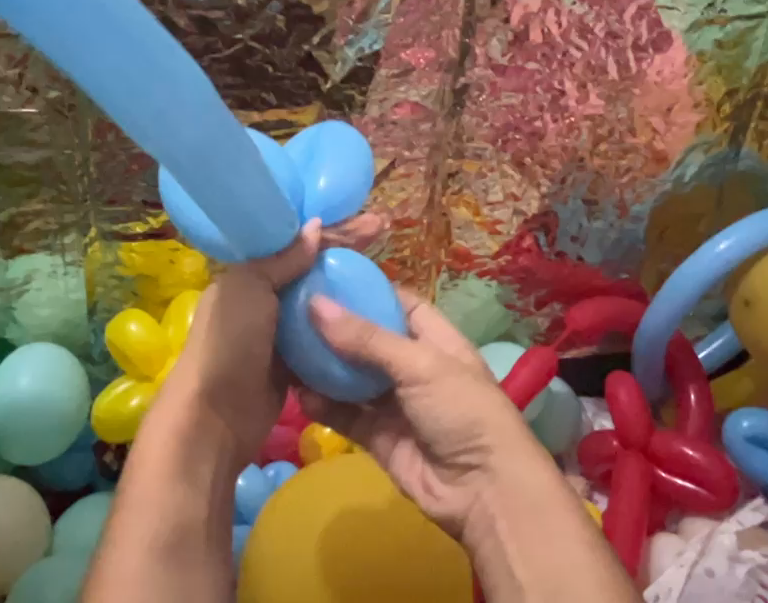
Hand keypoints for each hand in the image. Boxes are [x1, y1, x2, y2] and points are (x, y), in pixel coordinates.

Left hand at [160, 214, 384, 464]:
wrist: (215, 419)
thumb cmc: (228, 344)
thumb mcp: (250, 288)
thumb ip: (283, 259)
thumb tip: (316, 228)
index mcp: (248, 274)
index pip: (295, 241)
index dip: (332, 230)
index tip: (369, 222)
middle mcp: (263, 298)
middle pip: (312, 267)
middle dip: (346, 250)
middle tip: (383, 233)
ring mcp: (279, 332)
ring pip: (320, 302)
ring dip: (349, 287)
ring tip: (385, 273)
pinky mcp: (294, 364)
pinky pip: (323, 338)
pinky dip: (344, 326)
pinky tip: (373, 317)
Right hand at [298, 287, 552, 542]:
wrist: (484, 491)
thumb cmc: (463, 410)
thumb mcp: (419, 364)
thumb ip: (366, 337)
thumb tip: (315, 304)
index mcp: (434, 338)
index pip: (397, 302)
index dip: (365, 289)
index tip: (324, 276)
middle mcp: (413, 366)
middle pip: (367, 339)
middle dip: (333, 327)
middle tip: (290, 309)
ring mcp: (395, 403)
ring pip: (351, 377)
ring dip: (322, 365)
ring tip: (283, 345)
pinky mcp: (379, 438)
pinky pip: (346, 414)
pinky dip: (322, 404)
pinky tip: (295, 390)